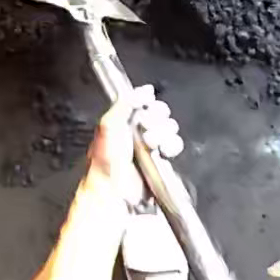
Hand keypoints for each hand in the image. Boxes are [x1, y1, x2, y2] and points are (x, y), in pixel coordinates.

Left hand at [88, 85, 182, 204]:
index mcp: (124, 121)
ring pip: (169, 130)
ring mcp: (150, 148)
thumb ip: (127, 102)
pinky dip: (171, 147)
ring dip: (165, 135)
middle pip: (161, 116)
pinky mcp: (160, 162)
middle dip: (158, 121)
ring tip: (153, 144)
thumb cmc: (106, 158)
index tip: (148, 109)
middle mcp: (137, 133)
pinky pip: (174, 147)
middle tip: (147, 131)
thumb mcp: (109, 123)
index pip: (146, 103)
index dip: (151, 105)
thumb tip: (146, 89)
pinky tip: (163, 151)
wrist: (114, 189)